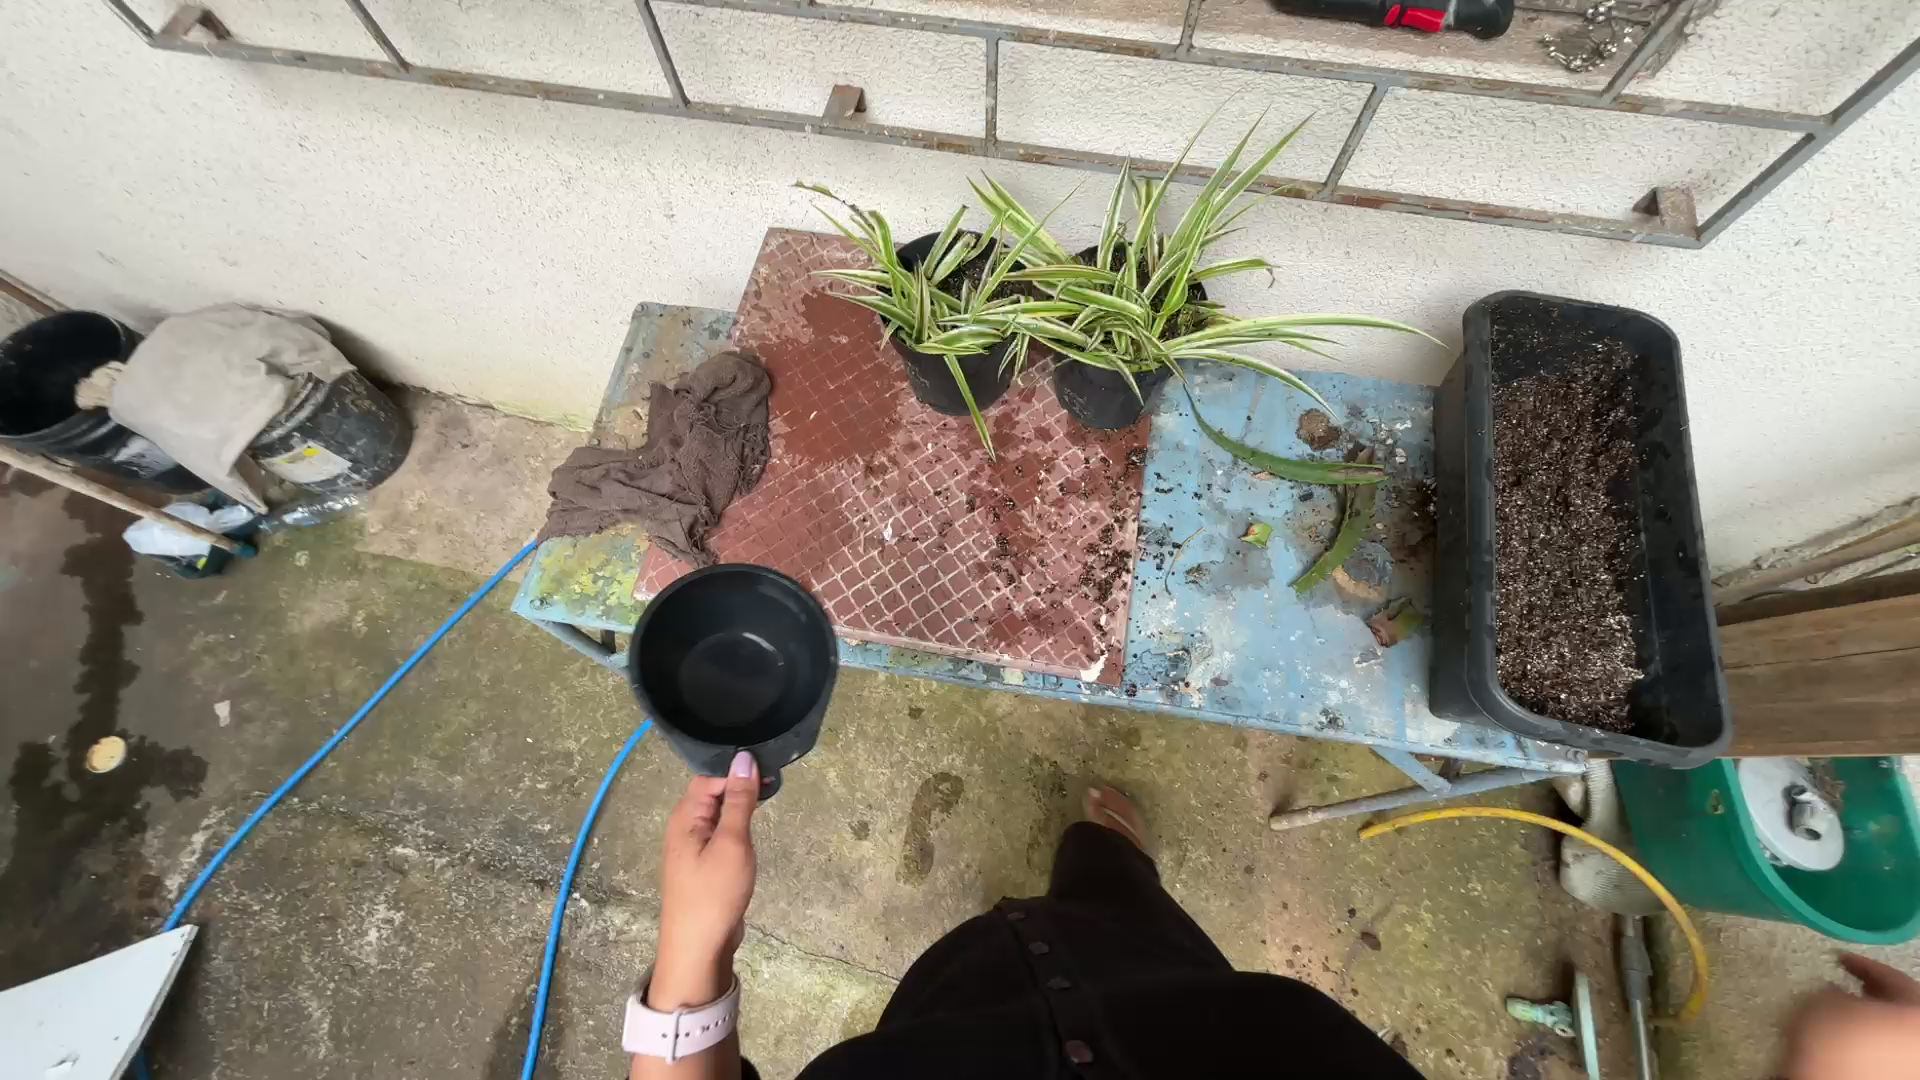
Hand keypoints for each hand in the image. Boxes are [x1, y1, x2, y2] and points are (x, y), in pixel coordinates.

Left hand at [649, 751, 760, 1010]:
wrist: (698, 950)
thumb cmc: (714, 893)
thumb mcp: (732, 842)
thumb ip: (738, 800)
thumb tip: (744, 758)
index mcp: (684, 816)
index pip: (710, 776)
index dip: (737, 770)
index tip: (769, 771)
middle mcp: (684, 826)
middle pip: (712, 790)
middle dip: (741, 783)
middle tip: (774, 780)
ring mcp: (692, 845)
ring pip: (718, 810)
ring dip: (741, 803)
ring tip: (769, 795)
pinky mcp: (703, 861)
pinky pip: (721, 829)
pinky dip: (738, 822)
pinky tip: (755, 823)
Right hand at [1781, 952, 1919, 1079]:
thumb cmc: (1831, 1036)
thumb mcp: (1822, 998)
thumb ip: (1837, 989)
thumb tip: (1843, 992)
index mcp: (1918, 1014)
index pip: (1896, 979)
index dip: (1864, 964)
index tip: (1840, 957)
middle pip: (1909, 1006)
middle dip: (1880, 992)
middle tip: (1852, 980)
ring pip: (1905, 1029)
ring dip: (1882, 1014)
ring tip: (1852, 1007)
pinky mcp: (1907, 1073)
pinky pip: (1900, 1047)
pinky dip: (1881, 1035)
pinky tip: (1857, 1032)